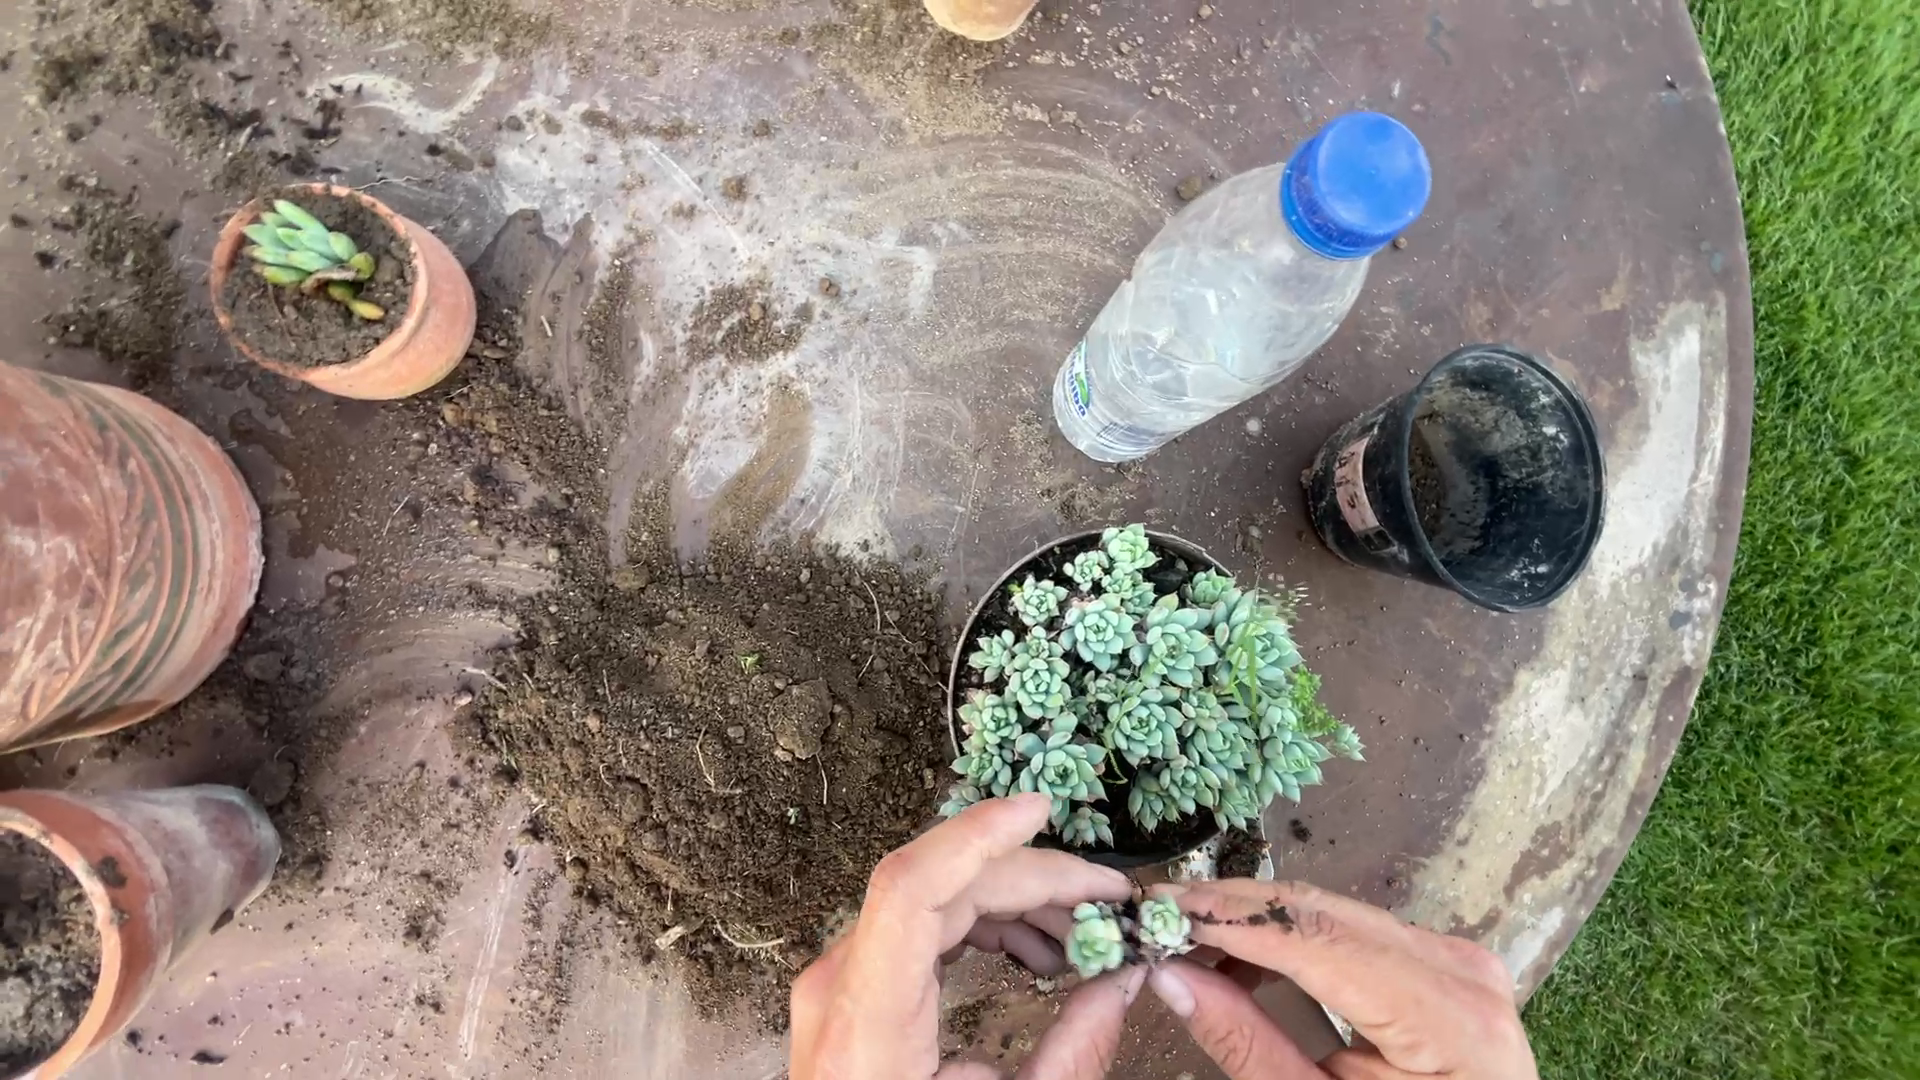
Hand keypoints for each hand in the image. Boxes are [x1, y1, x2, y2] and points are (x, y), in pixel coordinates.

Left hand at [791, 794, 1144, 1079]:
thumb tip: (1128, 978)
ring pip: (934, 894)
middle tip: (1107, 901)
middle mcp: (839, 980)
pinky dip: (982, 922)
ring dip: (1012, 898)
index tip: (1041, 809)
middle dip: (1031, 878)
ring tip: (1081, 933)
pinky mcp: (854, 979)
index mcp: (864, 1024)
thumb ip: (1074, 1055)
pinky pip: (922, 922)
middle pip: (940, 884)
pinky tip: (1032, 950)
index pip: (908, 886)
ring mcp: (840, 975)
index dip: (976, 835)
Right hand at [1144, 880, 1537, 1079]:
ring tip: (1184, 931)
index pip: (1318, 941)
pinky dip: (1282, 934)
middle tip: (1158, 907)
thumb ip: (1247, 1046)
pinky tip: (1235, 955)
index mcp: (1450, 1021)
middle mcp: (1454, 967)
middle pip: (1318, 913)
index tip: (1163, 908)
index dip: (1235, 920)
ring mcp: (1448, 954)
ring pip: (1323, 910)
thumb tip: (1168, 975)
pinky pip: (1340, 926)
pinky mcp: (1432, 955)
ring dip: (1248, 916)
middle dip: (1230, 907)